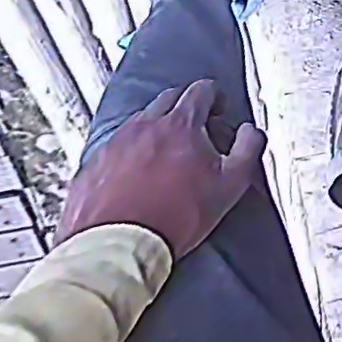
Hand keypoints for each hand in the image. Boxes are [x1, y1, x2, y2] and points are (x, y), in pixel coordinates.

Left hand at [57, 80, 265, 258]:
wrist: (116, 251)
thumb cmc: (177, 216)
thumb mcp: (231, 184)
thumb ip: (249, 147)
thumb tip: (250, 130)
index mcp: (181, 123)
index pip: (201, 90)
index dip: (215, 97)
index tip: (218, 112)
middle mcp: (145, 125)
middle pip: (169, 98)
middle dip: (185, 106)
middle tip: (195, 129)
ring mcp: (114, 144)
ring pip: (140, 121)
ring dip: (156, 128)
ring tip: (164, 153)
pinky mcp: (90, 166)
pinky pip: (114, 147)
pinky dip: (129, 152)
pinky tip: (134, 175)